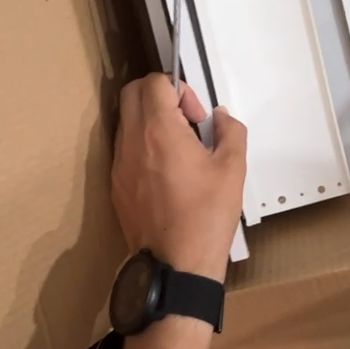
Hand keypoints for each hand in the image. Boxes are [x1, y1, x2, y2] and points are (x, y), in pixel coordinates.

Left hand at [111, 73, 246, 281]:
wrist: (175, 266)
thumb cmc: (205, 217)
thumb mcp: (232, 169)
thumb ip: (230, 131)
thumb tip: (221, 118)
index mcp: (159, 130)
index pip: (155, 82)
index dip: (180, 88)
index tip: (196, 114)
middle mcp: (132, 142)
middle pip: (132, 92)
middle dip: (160, 94)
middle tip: (186, 119)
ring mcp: (120, 164)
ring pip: (127, 120)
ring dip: (150, 119)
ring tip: (179, 147)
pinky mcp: (117, 185)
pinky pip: (125, 148)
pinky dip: (143, 144)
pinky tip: (167, 170)